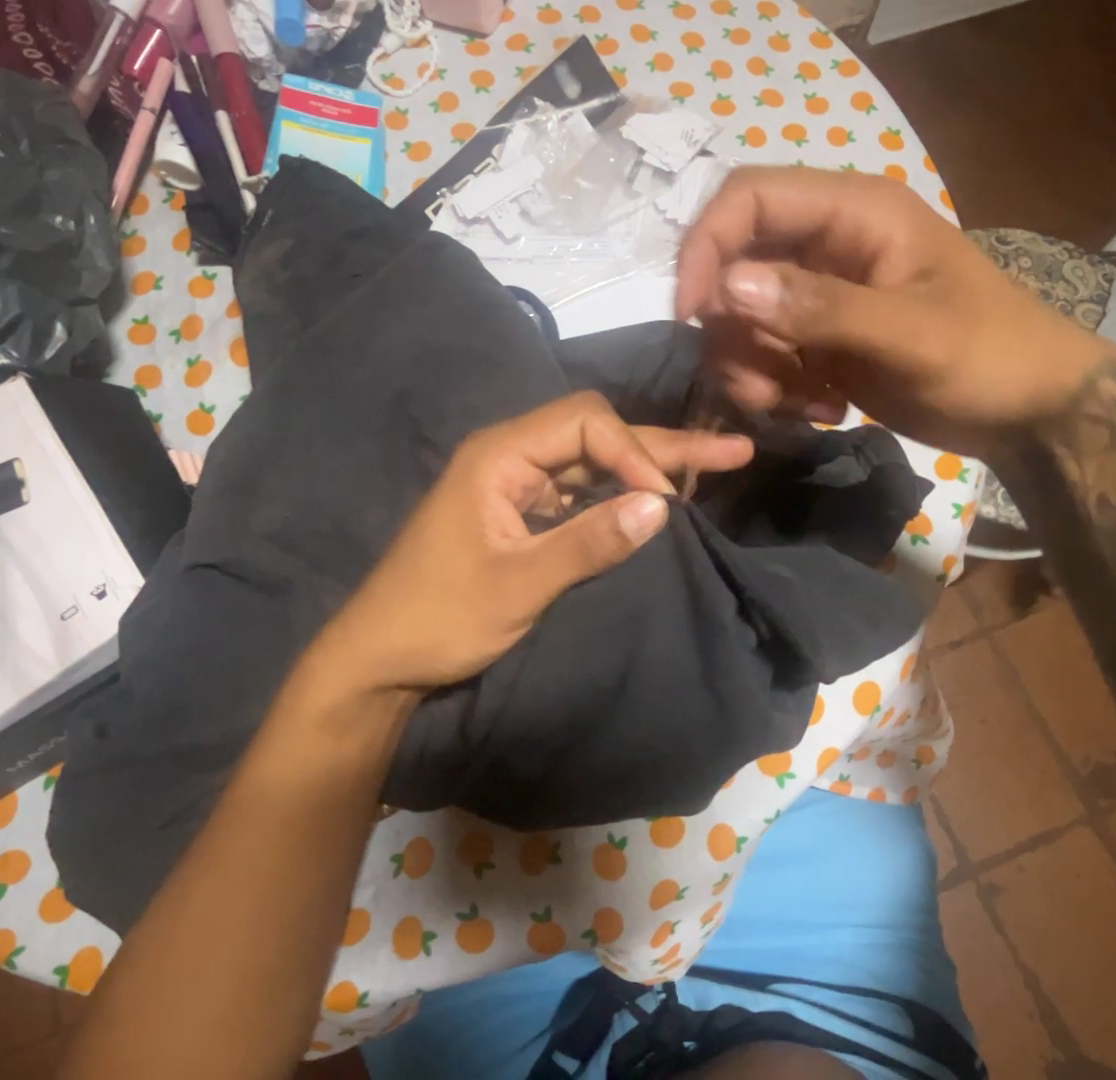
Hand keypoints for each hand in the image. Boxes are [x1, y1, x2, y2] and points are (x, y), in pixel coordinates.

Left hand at [316, 392, 753, 693]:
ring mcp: (516, 489)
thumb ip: (589, 542)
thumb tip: (662, 506)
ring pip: (594, 465)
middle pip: (597, 435)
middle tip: (734, 451)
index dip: (635, 455)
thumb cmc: (440, 618)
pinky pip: (581, 495)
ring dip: (649, 469)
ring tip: (716, 468)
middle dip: (663, 447)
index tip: (665, 506)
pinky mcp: (521, 518)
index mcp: (500, 456)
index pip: (586, 423)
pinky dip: (621, 498)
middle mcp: (511, 459)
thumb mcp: (519, 584)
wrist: (381, 659)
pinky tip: (660, 505)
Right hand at [675, 166, 1104, 454]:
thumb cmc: (989, 357)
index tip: (693, 316)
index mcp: (854, 214)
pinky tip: (823, 409)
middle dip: (732, 334)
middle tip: (762, 389)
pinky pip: (764, 356)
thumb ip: (822, 309)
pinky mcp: (818, 340)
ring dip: (753, 371)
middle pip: (732, 267)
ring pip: (741, 321)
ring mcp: (820, 296)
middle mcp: (826, 246)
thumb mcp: (911, 334)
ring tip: (802, 406)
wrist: (1027, 412)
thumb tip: (727, 289)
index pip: (749, 198)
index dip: (707, 246)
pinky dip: (775, 389)